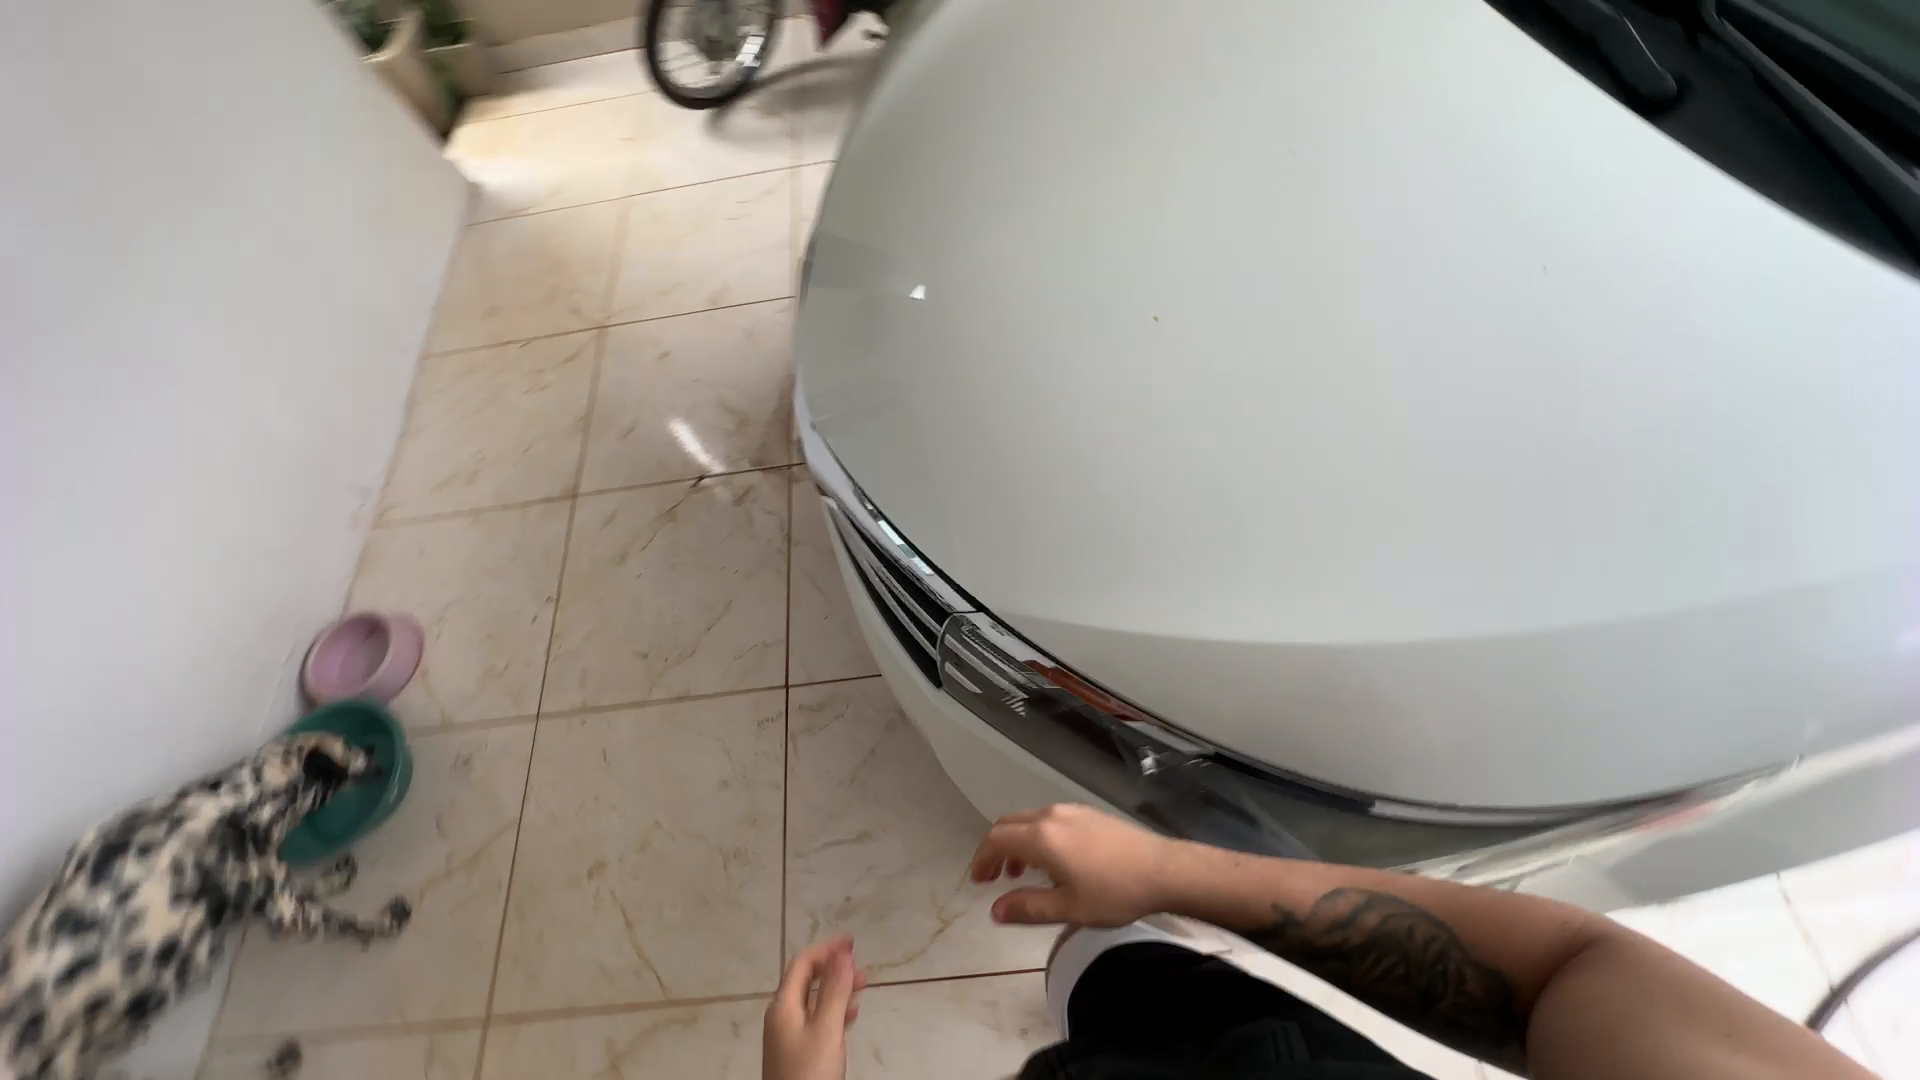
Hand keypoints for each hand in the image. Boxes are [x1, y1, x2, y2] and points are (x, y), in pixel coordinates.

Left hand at [763, 936, 866, 1079]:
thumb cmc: (810, 1072)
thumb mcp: (826, 1029)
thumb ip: (834, 989)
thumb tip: (842, 952)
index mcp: (783, 1005)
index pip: (803, 963)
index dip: (827, 948)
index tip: (853, 941)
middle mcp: (782, 1016)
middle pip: (806, 980)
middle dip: (834, 968)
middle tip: (863, 968)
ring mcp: (787, 1036)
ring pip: (813, 1001)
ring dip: (837, 989)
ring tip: (863, 988)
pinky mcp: (796, 1053)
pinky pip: (815, 1020)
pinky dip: (834, 1010)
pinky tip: (851, 1015)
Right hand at [969, 803, 1191, 926]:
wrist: (1162, 871)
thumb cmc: (1113, 893)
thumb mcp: (1067, 909)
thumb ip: (1027, 908)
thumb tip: (994, 910)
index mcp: (1041, 837)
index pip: (996, 838)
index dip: (981, 858)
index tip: (977, 881)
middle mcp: (1051, 816)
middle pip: (1009, 824)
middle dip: (995, 849)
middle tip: (992, 878)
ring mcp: (1071, 811)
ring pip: (1029, 821)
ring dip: (1016, 844)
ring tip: (1019, 874)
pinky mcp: (1088, 814)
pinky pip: (1048, 820)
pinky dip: (1036, 837)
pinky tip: (1051, 863)